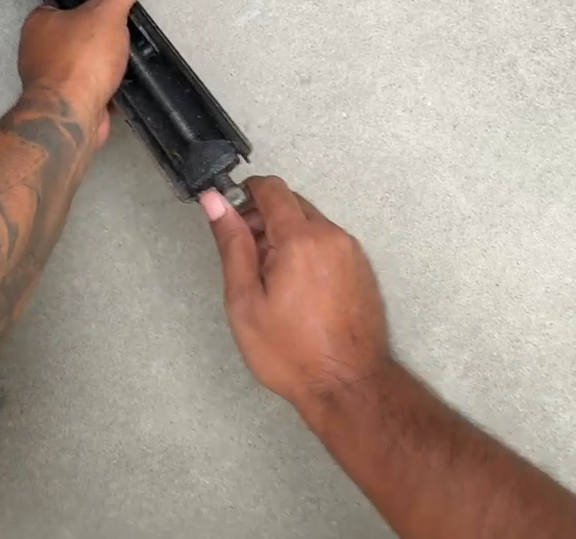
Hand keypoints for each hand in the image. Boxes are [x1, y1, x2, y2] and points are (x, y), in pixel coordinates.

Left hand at [17, 0, 144, 145]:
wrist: (73, 114)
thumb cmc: (82, 59)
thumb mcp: (108, 13)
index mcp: (38, 23)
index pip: (61, 5)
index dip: (86, 6)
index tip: (108, 9)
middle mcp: (37, 50)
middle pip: (74, 35)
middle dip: (99, 39)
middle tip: (122, 35)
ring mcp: (49, 80)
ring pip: (82, 63)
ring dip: (103, 64)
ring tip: (126, 60)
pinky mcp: (64, 103)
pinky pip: (89, 88)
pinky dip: (105, 87)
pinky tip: (122, 84)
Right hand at [201, 176, 390, 417]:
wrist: (349, 387)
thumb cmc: (291, 352)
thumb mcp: (245, 300)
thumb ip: (231, 243)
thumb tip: (214, 201)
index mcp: (300, 238)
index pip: (271, 188)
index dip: (245, 194)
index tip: (232, 218)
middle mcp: (330, 234)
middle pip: (290, 202)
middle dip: (264, 218)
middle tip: (247, 257)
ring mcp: (350, 249)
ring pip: (309, 221)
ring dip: (285, 234)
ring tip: (271, 278)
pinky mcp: (361, 265)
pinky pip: (327, 240)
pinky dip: (307, 249)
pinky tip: (296, 287)